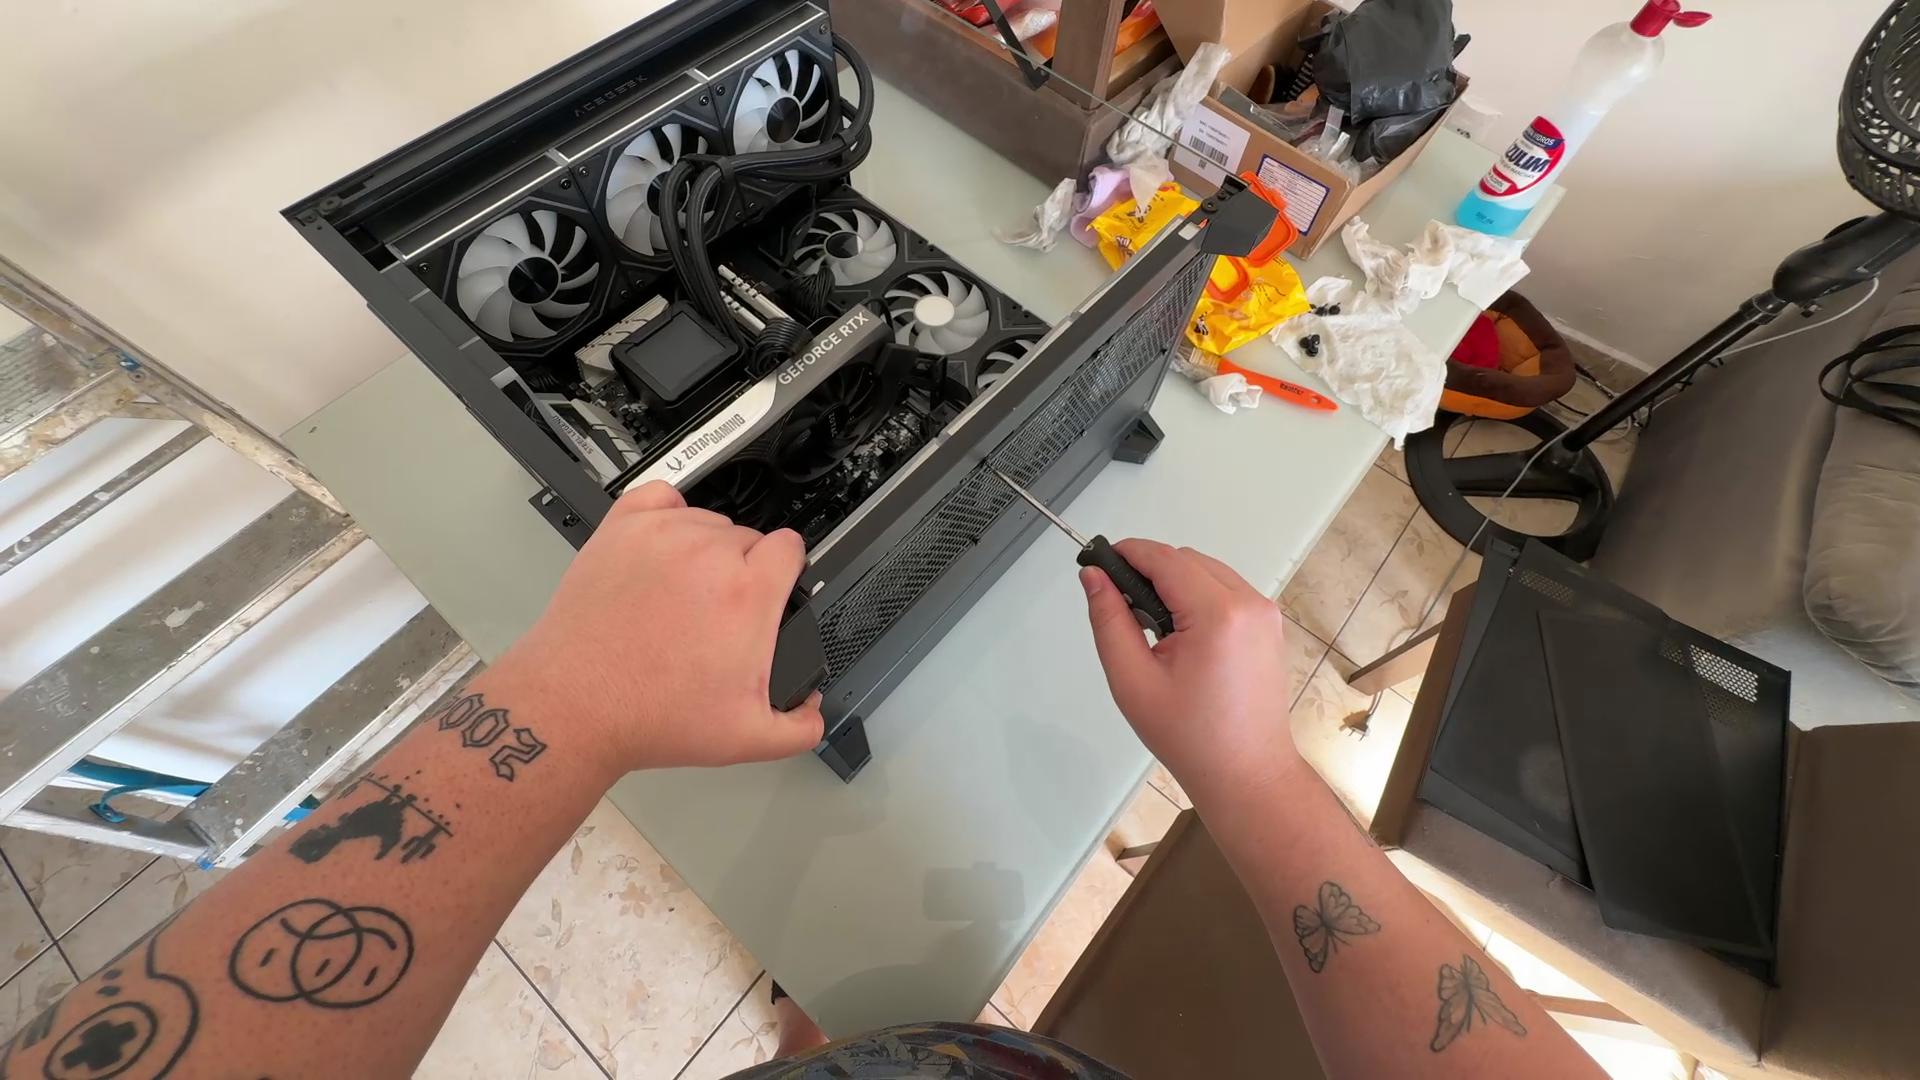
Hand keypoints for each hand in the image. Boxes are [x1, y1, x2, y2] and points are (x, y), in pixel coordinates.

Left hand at [486, 481, 824, 773]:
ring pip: (709, 520)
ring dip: (707, 547)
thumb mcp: (744, 738)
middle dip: (746, 568)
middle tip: (722, 610)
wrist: (573, 708)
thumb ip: (798, 728)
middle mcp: (708, 556)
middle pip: (752, 536)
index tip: (776, 585)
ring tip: (687, 591)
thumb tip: (813, 710)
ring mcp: (662, 538)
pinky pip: (661, 496)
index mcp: (746, 594)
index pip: (791, 546)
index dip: (789, 567)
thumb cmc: (649, 714)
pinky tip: (667, 547)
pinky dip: (670, 513)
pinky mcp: (622, 531)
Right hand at [1081, 540, 1303, 802]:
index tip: (1099, 560)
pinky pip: (1225, 588)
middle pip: (1186, 559)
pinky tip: (1178, 632)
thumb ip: (1109, 619)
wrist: (1246, 773)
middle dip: (1148, 570)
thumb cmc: (1191, 737)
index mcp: (1218, 616)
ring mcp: (1265, 614)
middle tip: (1120, 604)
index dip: (1127, 553)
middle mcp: (1250, 606)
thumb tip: (1094, 577)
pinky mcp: (1268, 624)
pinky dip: (1196, 595)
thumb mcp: (1132, 679)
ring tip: (1150, 626)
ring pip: (1206, 570)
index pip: (1164, 559)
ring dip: (1173, 582)